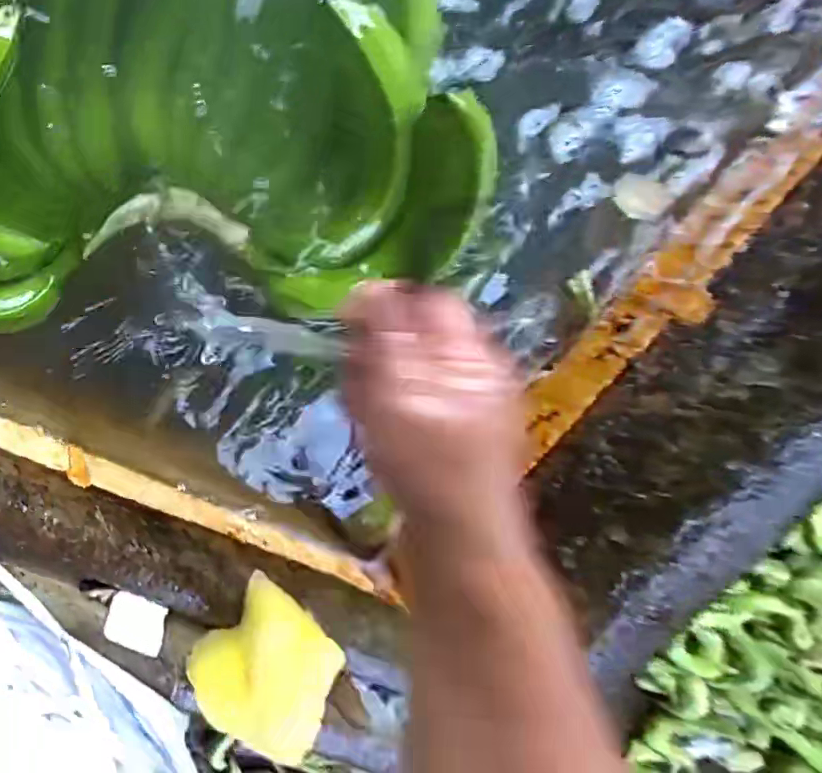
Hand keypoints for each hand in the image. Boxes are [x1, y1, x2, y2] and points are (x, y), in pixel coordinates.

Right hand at [341, 282, 530, 550]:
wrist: (460, 535)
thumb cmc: (424, 462)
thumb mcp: (394, 391)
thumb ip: (384, 335)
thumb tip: (370, 286)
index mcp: (469, 354)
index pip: (427, 298)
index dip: (385, 301)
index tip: (346, 322)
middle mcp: (475, 366)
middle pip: (412, 329)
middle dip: (373, 348)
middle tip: (356, 379)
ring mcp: (467, 394)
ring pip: (404, 361)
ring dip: (372, 377)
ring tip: (363, 410)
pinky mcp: (452, 419)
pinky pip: (407, 389)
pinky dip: (382, 399)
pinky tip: (374, 424)